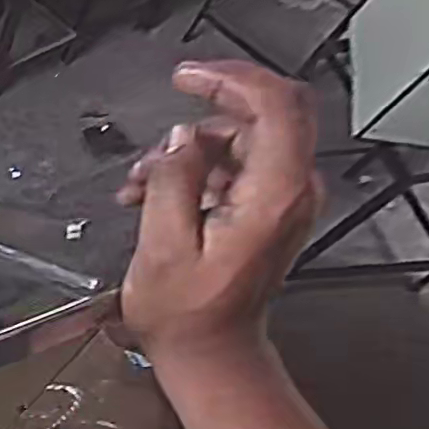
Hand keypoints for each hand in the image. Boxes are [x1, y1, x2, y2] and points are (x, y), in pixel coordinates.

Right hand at [115, 61, 322, 364]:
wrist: (208, 352)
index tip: (186, 76)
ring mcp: (281, 202)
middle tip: (151, 142)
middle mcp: (290, 191)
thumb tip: (175, 142)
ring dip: (188, 154)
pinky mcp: (265, 213)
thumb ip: (170, 185)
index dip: (229, 80)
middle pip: (262, 119)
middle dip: (201, 120)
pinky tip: (155, 196)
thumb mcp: (162, 249)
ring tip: (138, 185)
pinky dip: (195, 174)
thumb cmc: (185, 314)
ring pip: (242, 145)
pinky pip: (235, 171)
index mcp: (273, 195)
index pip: (273, 106)